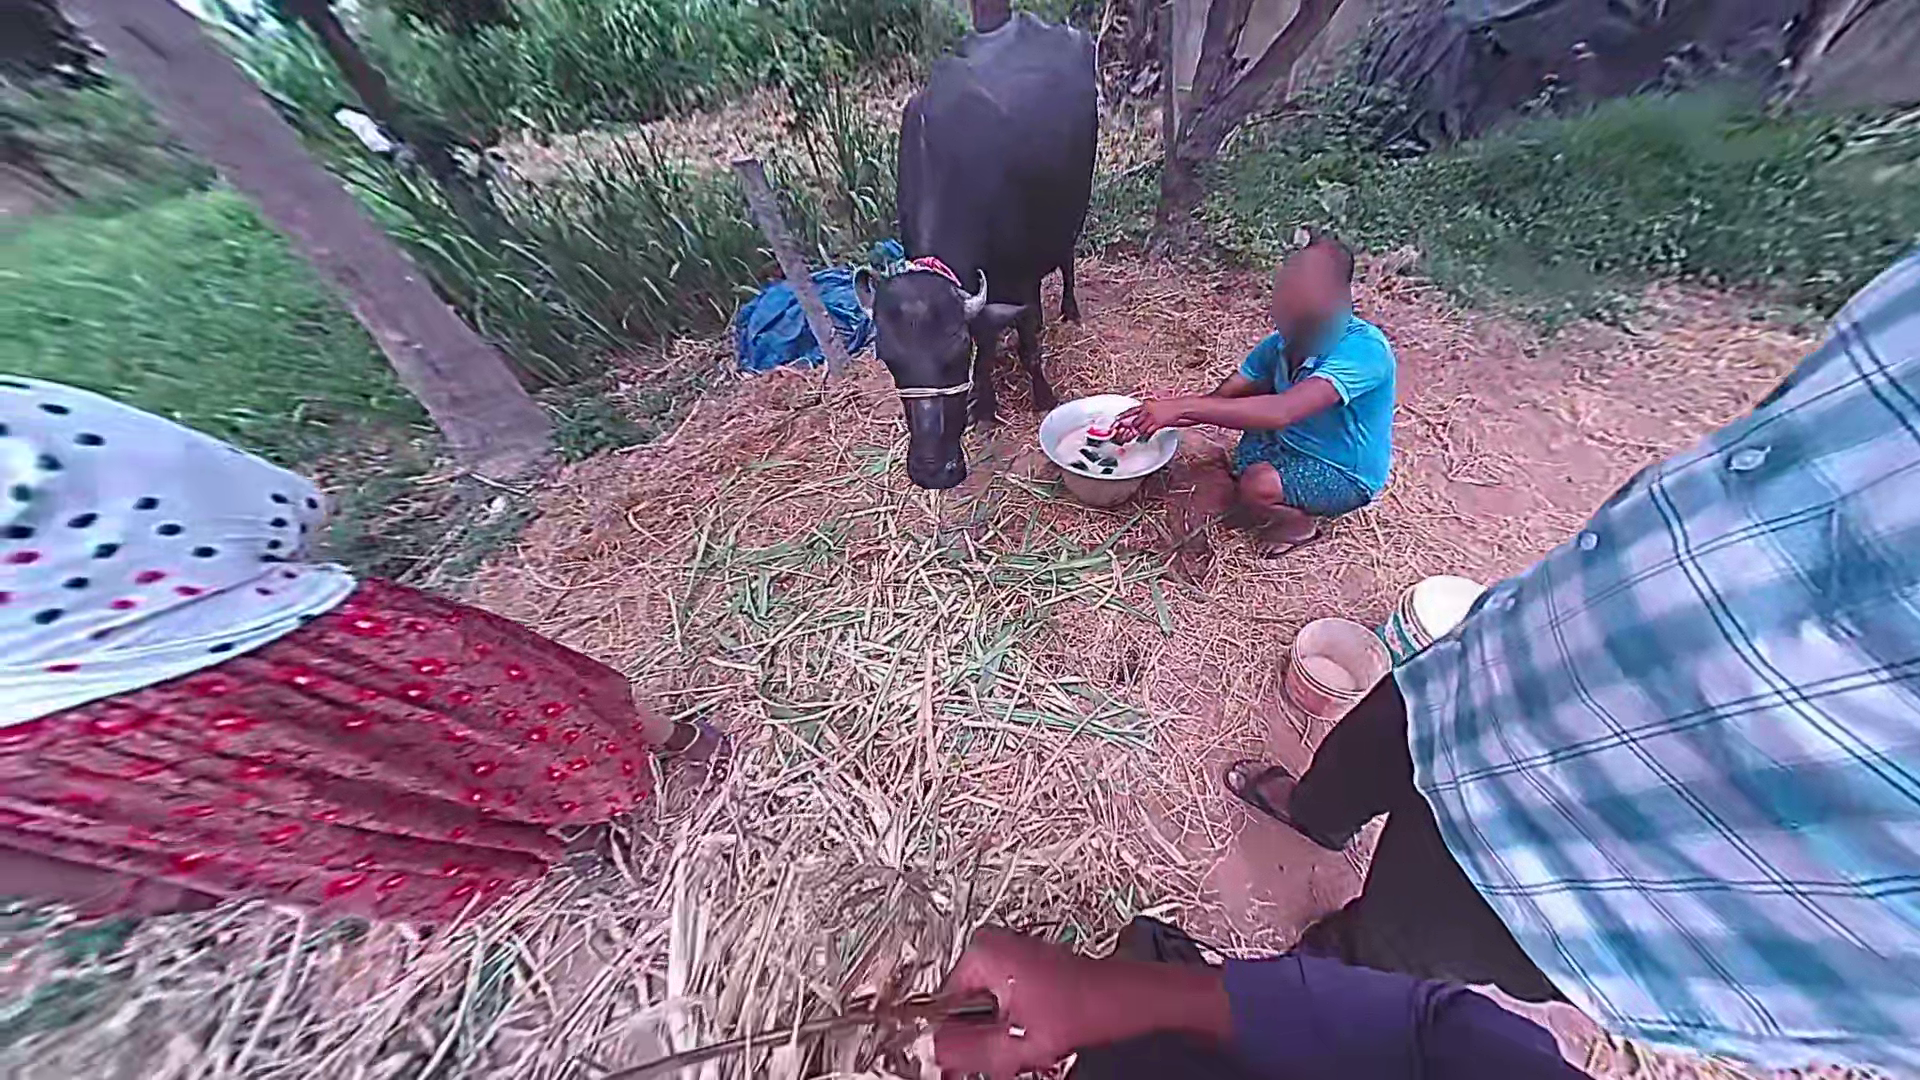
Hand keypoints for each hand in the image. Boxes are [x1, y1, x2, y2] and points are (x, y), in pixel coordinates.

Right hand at [932, 928, 1099, 1078]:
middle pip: (964, 1001)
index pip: (944, 1000)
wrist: (1113, 998)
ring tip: (1016, 1044)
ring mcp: (1006, 950)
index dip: (950, 1037)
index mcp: (981, 952)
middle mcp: (990, 943)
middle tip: (995, 1056)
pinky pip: (998, 995)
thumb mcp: (1013, 1042)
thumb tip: (934, 1051)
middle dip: (974, 1034)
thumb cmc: (1073, 1008)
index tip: (954, 1061)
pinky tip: (1025, 1033)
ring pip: (982, 1002)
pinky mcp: (1020, 962)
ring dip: (991, 1030)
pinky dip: (1006, 1018)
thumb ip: (967, 1049)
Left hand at [1114, 398, 1189, 440]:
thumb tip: (1143, 421)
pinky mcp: (1157, 422)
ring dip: (1137, 434)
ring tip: (1136, 438)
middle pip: (1133, 421)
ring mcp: (1152, 415)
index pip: (1131, 410)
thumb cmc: (1174, 408)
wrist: (1184, 407)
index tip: (1115, 420)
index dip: (1122, 416)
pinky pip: (1147, 432)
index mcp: (1147, 404)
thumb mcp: (1159, 408)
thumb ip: (1150, 413)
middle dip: (1129, 429)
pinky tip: (1144, 439)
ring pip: (1139, 428)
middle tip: (1123, 436)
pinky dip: (1145, 437)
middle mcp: (1147, 409)